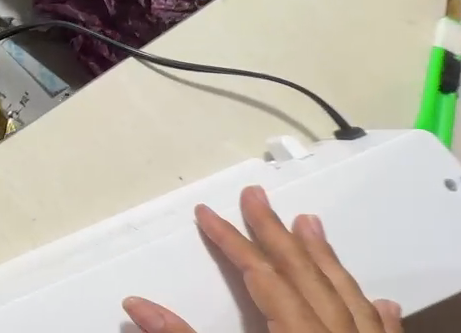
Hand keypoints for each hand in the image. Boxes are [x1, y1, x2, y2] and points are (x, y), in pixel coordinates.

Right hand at [122, 185, 402, 332]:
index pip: (263, 278)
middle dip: (280, 236)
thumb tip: (134, 305)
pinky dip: (378, 314)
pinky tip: (378, 299)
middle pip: (310, 279)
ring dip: (328, 261)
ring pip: (352, 301)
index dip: (232, 242)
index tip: (206, 214)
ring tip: (312, 226)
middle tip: (258, 198)